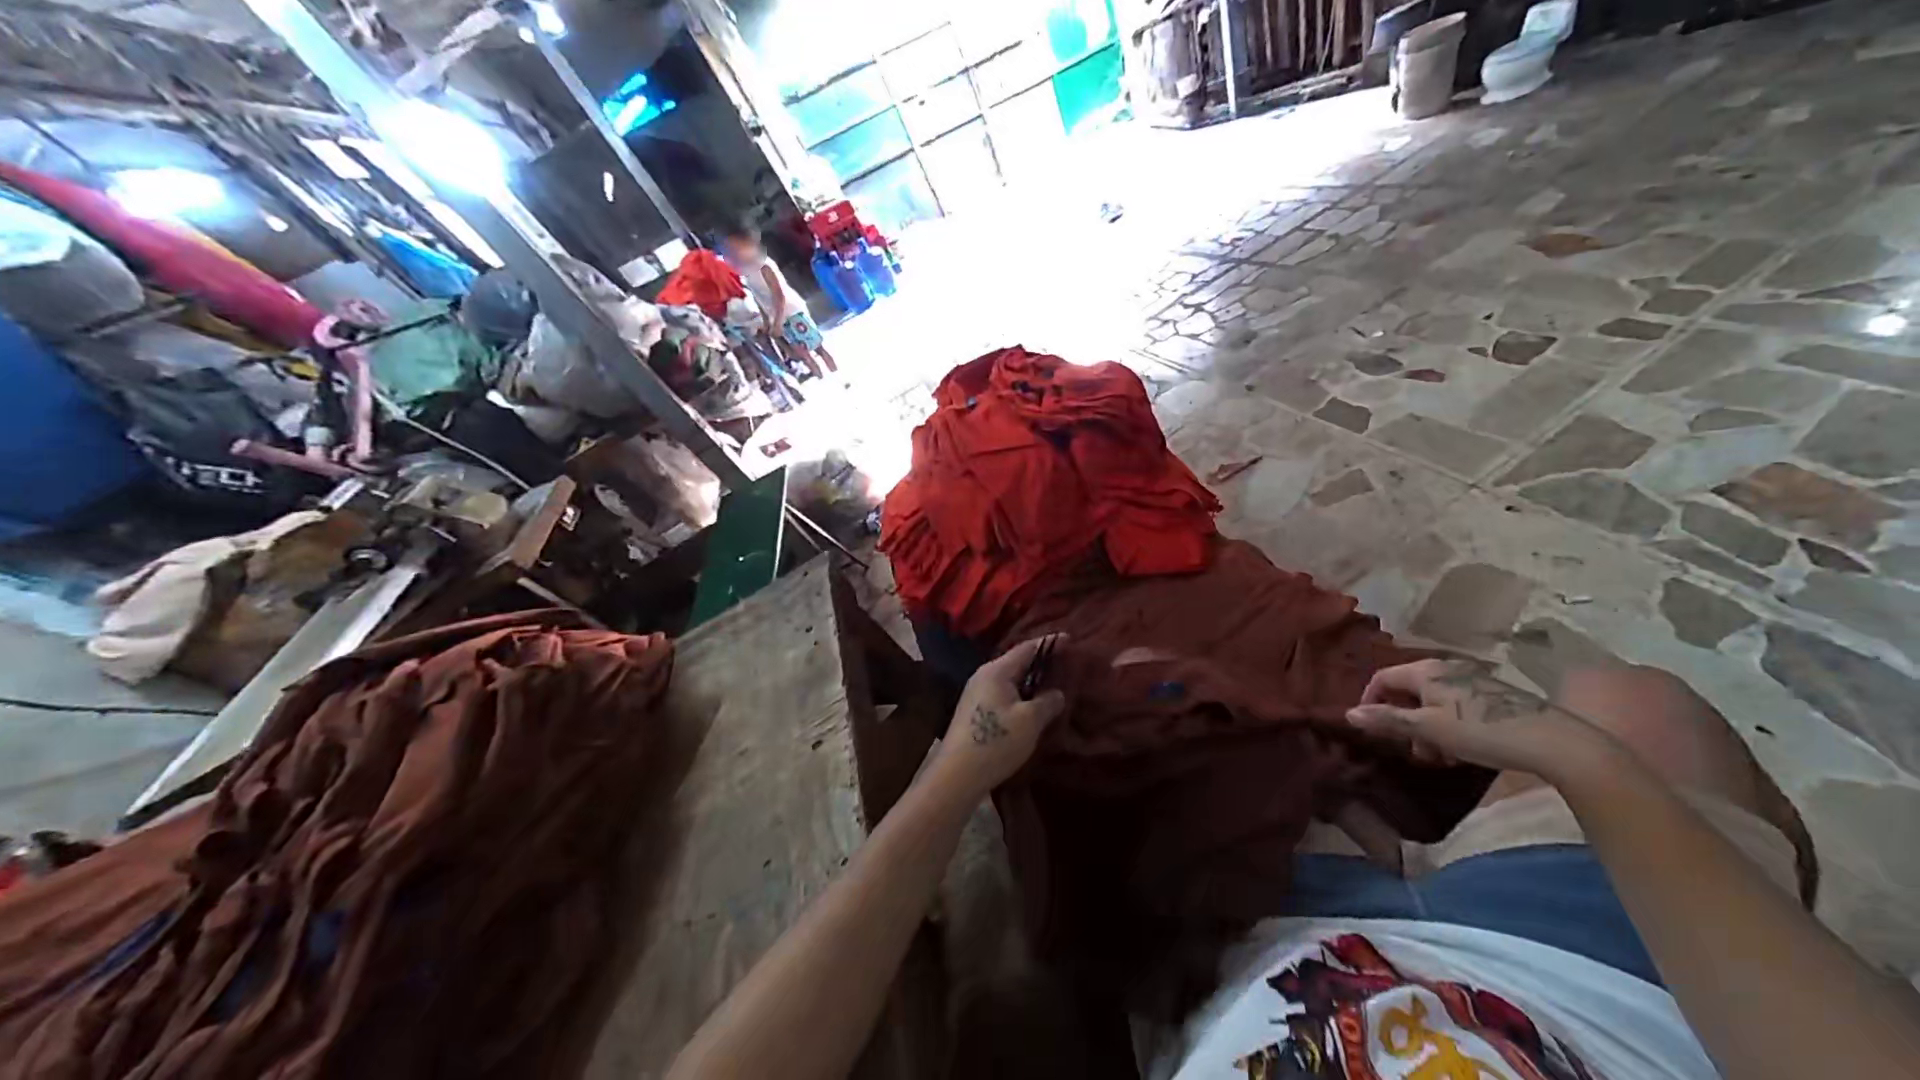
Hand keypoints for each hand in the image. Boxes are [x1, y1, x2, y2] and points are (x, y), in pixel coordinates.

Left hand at [930, 635, 1068, 798]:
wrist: (957, 775)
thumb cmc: (996, 741)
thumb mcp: (1030, 721)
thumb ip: (1048, 702)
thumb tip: (1057, 693)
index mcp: (996, 671)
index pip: (1026, 648)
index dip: (1049, 643)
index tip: (1070, 639)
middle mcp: (983, 676)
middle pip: (1016, 661)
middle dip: (1039, 661)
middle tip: (1064, 661)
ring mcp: (975, 693)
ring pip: (1009, 679)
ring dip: (1029, 680)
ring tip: (1051, 682)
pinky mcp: (973, 711)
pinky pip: (1002, 693)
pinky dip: (1019, 693)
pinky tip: (1031, 704)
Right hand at [1346, 658, 1609, 775]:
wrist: (1555, 743)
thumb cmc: (1481, 731)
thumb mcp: (1428, 729)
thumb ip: (1387, 720)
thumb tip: (1348, 713)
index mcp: (1425, 671)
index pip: (1382, 678)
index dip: (1370, 701)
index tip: (1372, 729)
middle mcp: (1446, 669)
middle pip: (1408, 691)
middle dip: (1403, 721)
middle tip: (1412, 751)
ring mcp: (1472, 682)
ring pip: (1433, 702)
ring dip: (1426, 728)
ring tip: (1438, 756)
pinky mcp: (1494, 697)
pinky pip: (1455, 707)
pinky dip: (1448, 727)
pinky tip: (1462, 750)